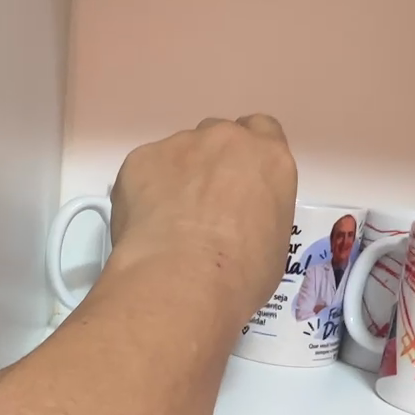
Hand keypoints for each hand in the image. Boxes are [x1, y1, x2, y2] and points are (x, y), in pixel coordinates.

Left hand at [106, 114, 297, 317]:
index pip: (262, 133)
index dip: (247, 160)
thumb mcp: (273, 249)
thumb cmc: (240, 276)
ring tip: (167, 226)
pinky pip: (144, 171)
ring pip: (178, 154)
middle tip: (202, 210)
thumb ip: (259, 217)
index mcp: (269, 160)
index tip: (238, 187)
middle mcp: (227, 140)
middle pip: (219, 139)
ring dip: (176, 180)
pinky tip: (144, 229)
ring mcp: (180, 145)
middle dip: (211, 166)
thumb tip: (238, 226)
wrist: (181, 282)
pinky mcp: (140, 160)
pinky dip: (143, 193)